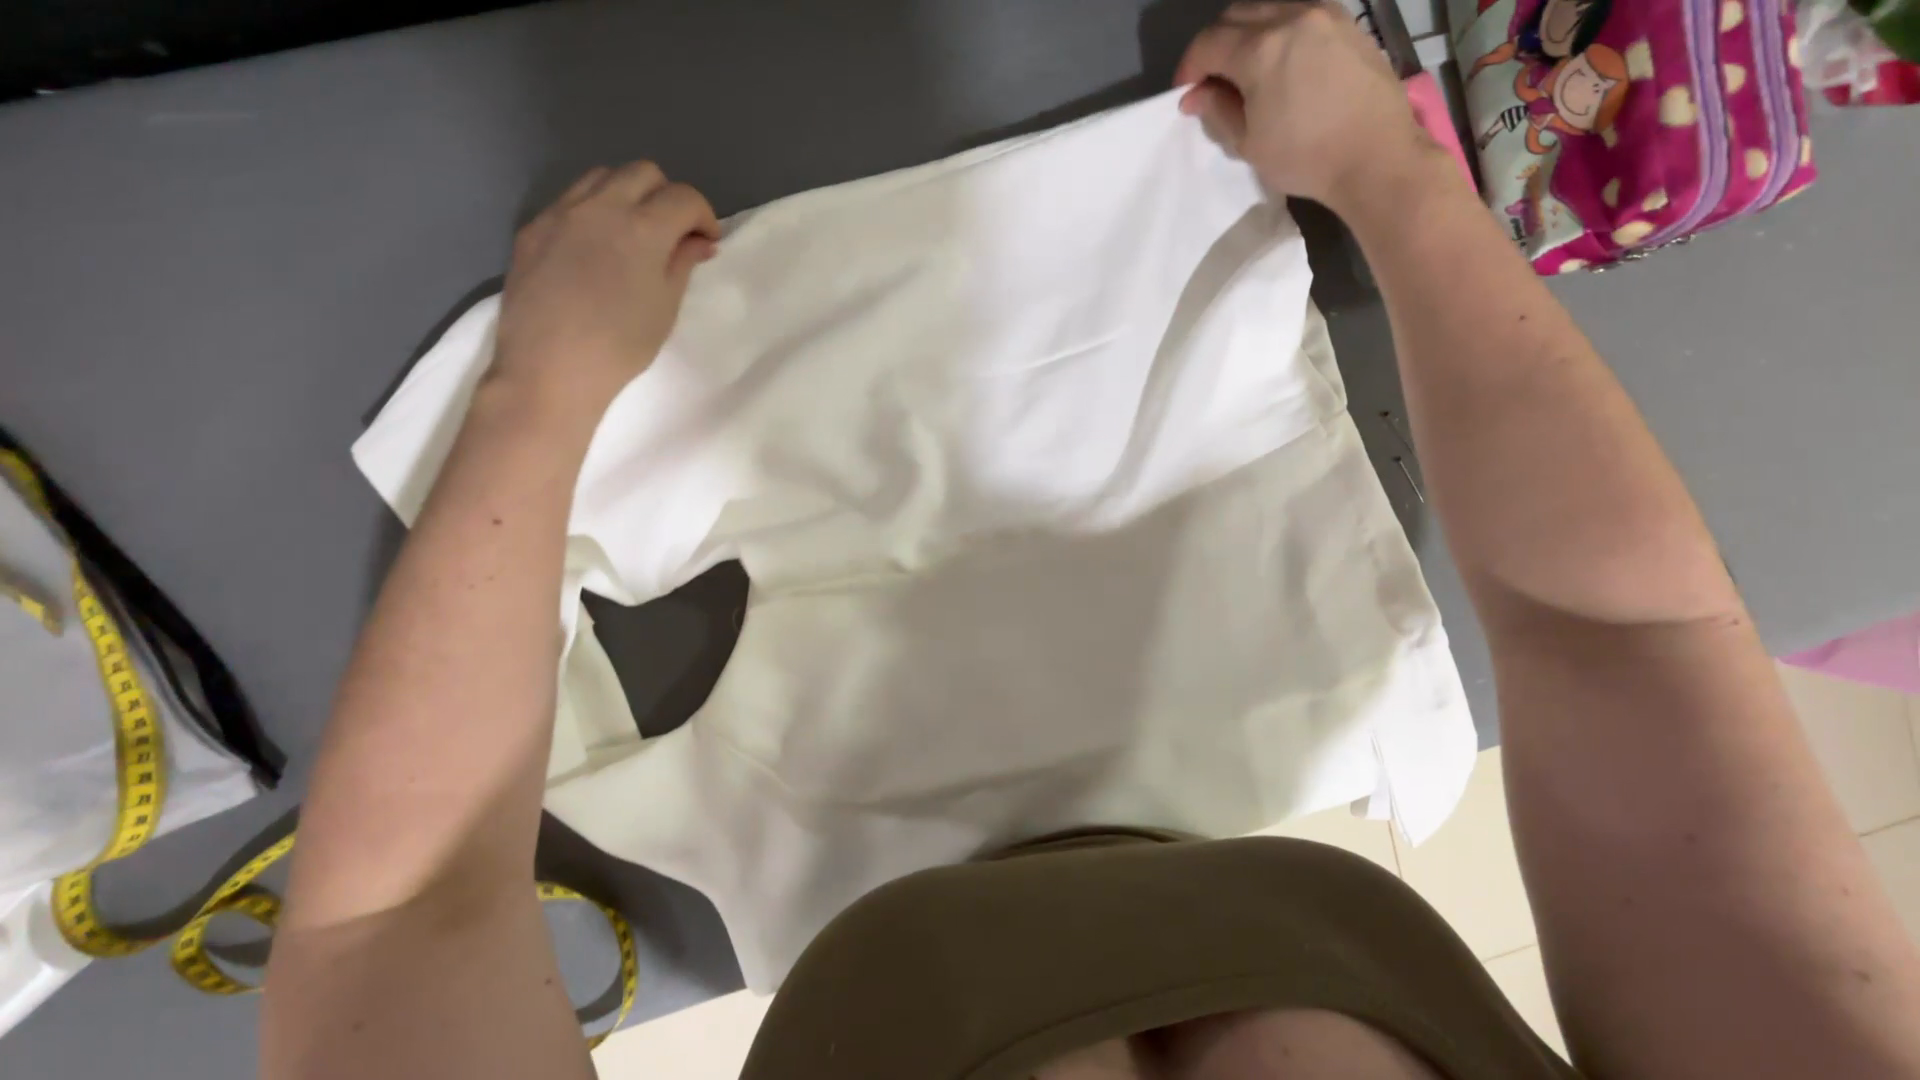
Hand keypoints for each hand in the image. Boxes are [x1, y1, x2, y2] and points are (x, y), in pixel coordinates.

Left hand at [491, 161, 719, 411]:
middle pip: (643, 173)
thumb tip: (697, 241)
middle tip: (671, 235)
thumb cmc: (620, 346)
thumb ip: (682, 263)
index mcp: (642, 228)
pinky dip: (592, 212)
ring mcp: (561, 213)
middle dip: (666, 197)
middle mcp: (601, 207)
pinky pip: (569, 201)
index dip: (703, 216)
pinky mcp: (533, 228)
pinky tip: (594, 249)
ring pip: (602, 176)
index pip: (684, 197)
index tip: (705, 243)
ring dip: (627, 194)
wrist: (549, 369)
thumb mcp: (665, 307)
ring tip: (631, 234)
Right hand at [1173, 2, 1430, 209]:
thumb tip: (1196, 95)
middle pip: (1235, 16)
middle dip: (1216, 47)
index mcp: (1260, 50)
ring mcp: (1324, 14)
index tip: (1187, 93)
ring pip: (1268, 8)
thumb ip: (1217, 110)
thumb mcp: (1249, 143)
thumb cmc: (1306, 158)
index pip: (1208, 44)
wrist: (1376, 157)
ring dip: (1247, 34)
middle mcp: (1291, 18)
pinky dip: (1279, 29)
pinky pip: (1299, 12)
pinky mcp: (1347, 22)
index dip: (1189, 68)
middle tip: (1214, 82)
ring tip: (1247, 71)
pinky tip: (1282, 61)